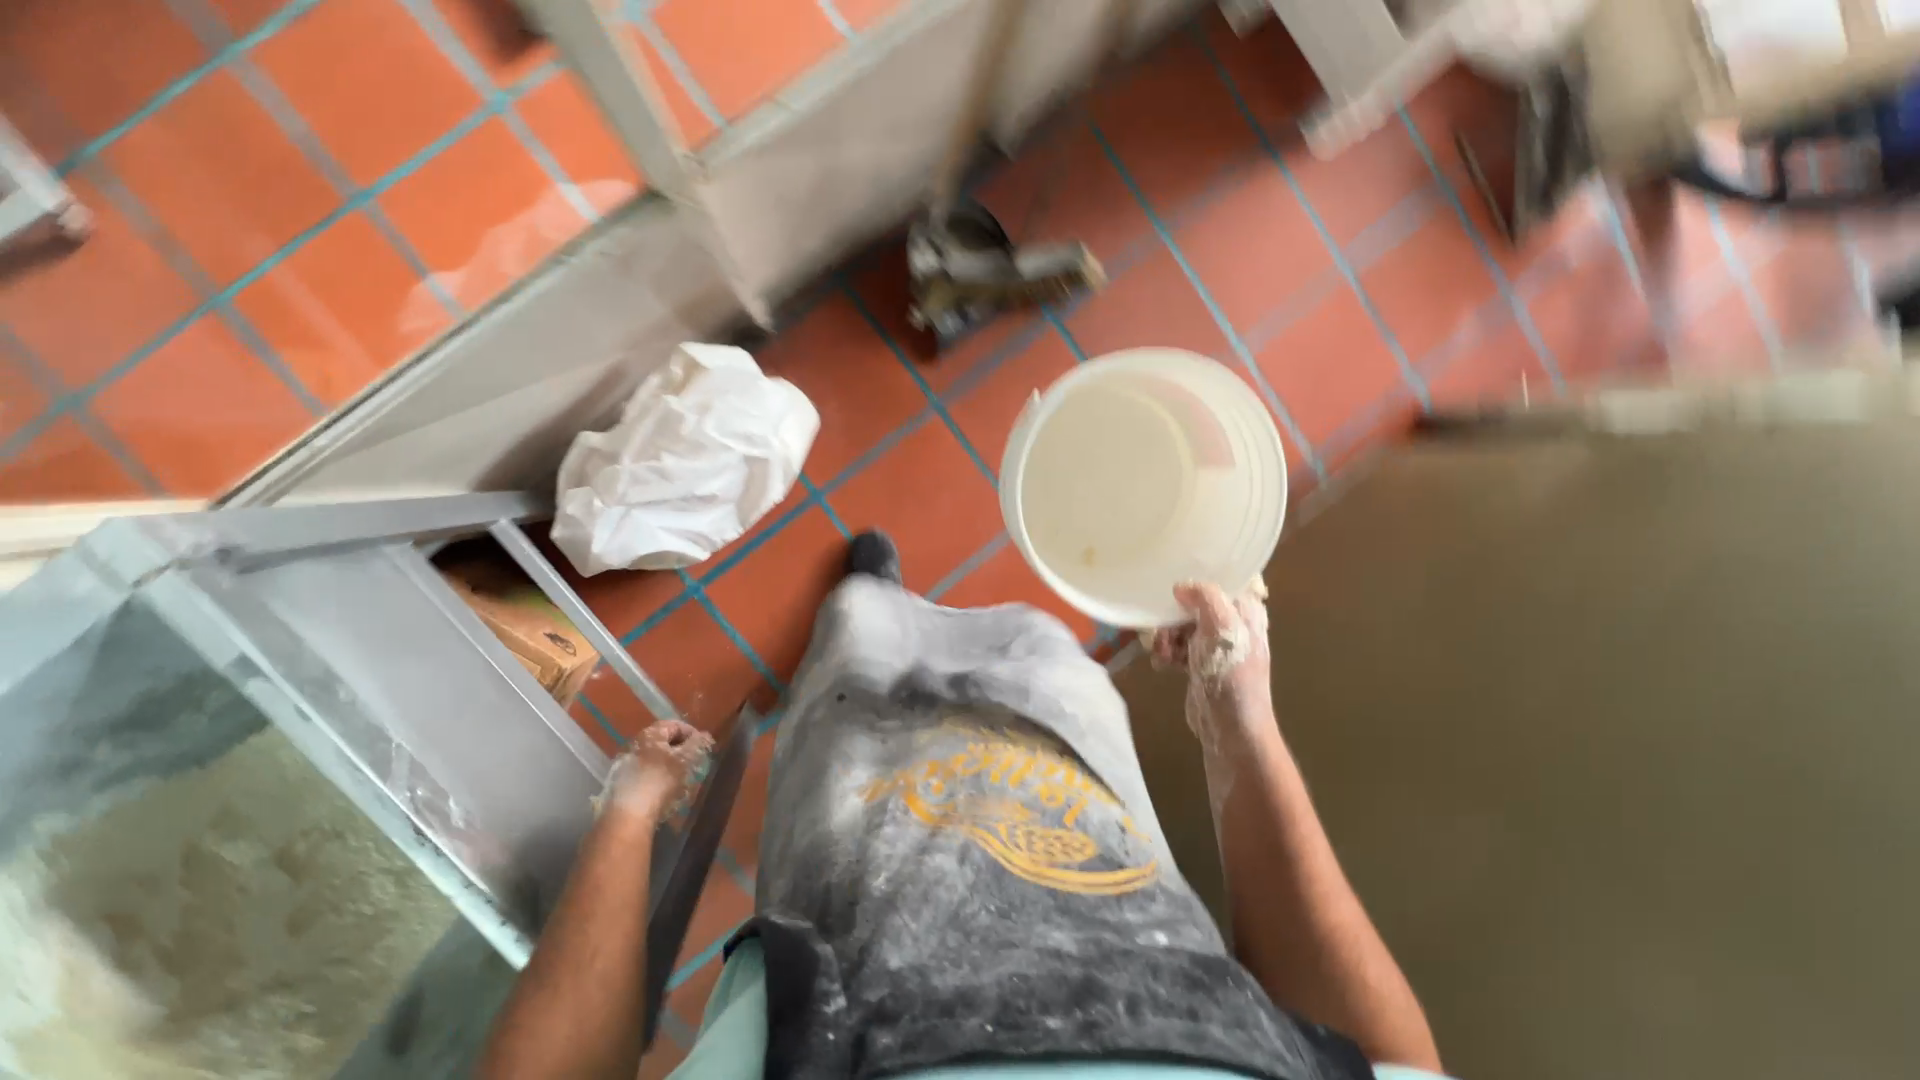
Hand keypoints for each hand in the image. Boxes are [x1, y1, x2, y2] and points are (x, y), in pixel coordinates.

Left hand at [599, 719, 713, 822]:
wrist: (629, 814)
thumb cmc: (660, 781)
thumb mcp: (685, 760)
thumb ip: (697, 744)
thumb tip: (704, 735)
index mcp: (650, 734)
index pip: (674, 725)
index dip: (692, 733)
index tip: (704, 747)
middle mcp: (634, 743)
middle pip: (662, 742)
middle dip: (680, 750)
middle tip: (694, 763)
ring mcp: (624, 763)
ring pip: (653, 758)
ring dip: (669, 765)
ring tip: (681, 780)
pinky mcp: (620, 782)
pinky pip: (644, 773)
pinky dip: (657, 778)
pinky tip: (664, 792)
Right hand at [1143, 580, 1271, 710]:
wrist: (1230, 726)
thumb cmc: (1230, 674)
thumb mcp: (1221, 627)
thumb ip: (1205, 597)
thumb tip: (1181, 587)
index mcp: (1245, 609)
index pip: (1221, 581)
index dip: (1197, 583)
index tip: (1175, 590)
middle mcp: (1233, 624)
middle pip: (1194, 604)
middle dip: (1173, 617)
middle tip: (1165, 633)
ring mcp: (1217, 646)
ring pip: (1182, 626)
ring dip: (1166, 637)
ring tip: (1163, 654)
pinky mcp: (1202, 664)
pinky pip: (1178, 647)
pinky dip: (1167, 653)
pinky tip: (1163, 664)